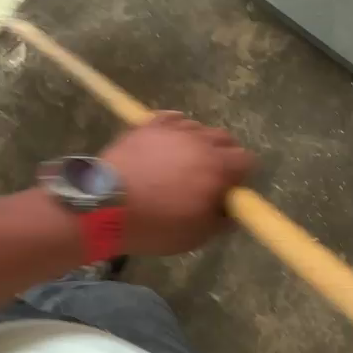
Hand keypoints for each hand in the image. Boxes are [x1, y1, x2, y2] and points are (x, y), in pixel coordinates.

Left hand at [100, 112, 253, 256]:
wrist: (105, 204)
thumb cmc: (155, 224)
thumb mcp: (196, 235)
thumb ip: (221, 219)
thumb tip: (229, 209)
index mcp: (217, 167)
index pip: (247, 160)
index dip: (242, 175)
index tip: (231, 189)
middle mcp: (199, 141)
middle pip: (225, 138)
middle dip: (224, 155)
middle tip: (209, 176)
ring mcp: (171, 129)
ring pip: (197, 127)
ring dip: (198, 141)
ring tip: (183, 161)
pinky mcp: (146, 125)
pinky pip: (170, 117)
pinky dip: (174, 127)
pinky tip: (168, 140)